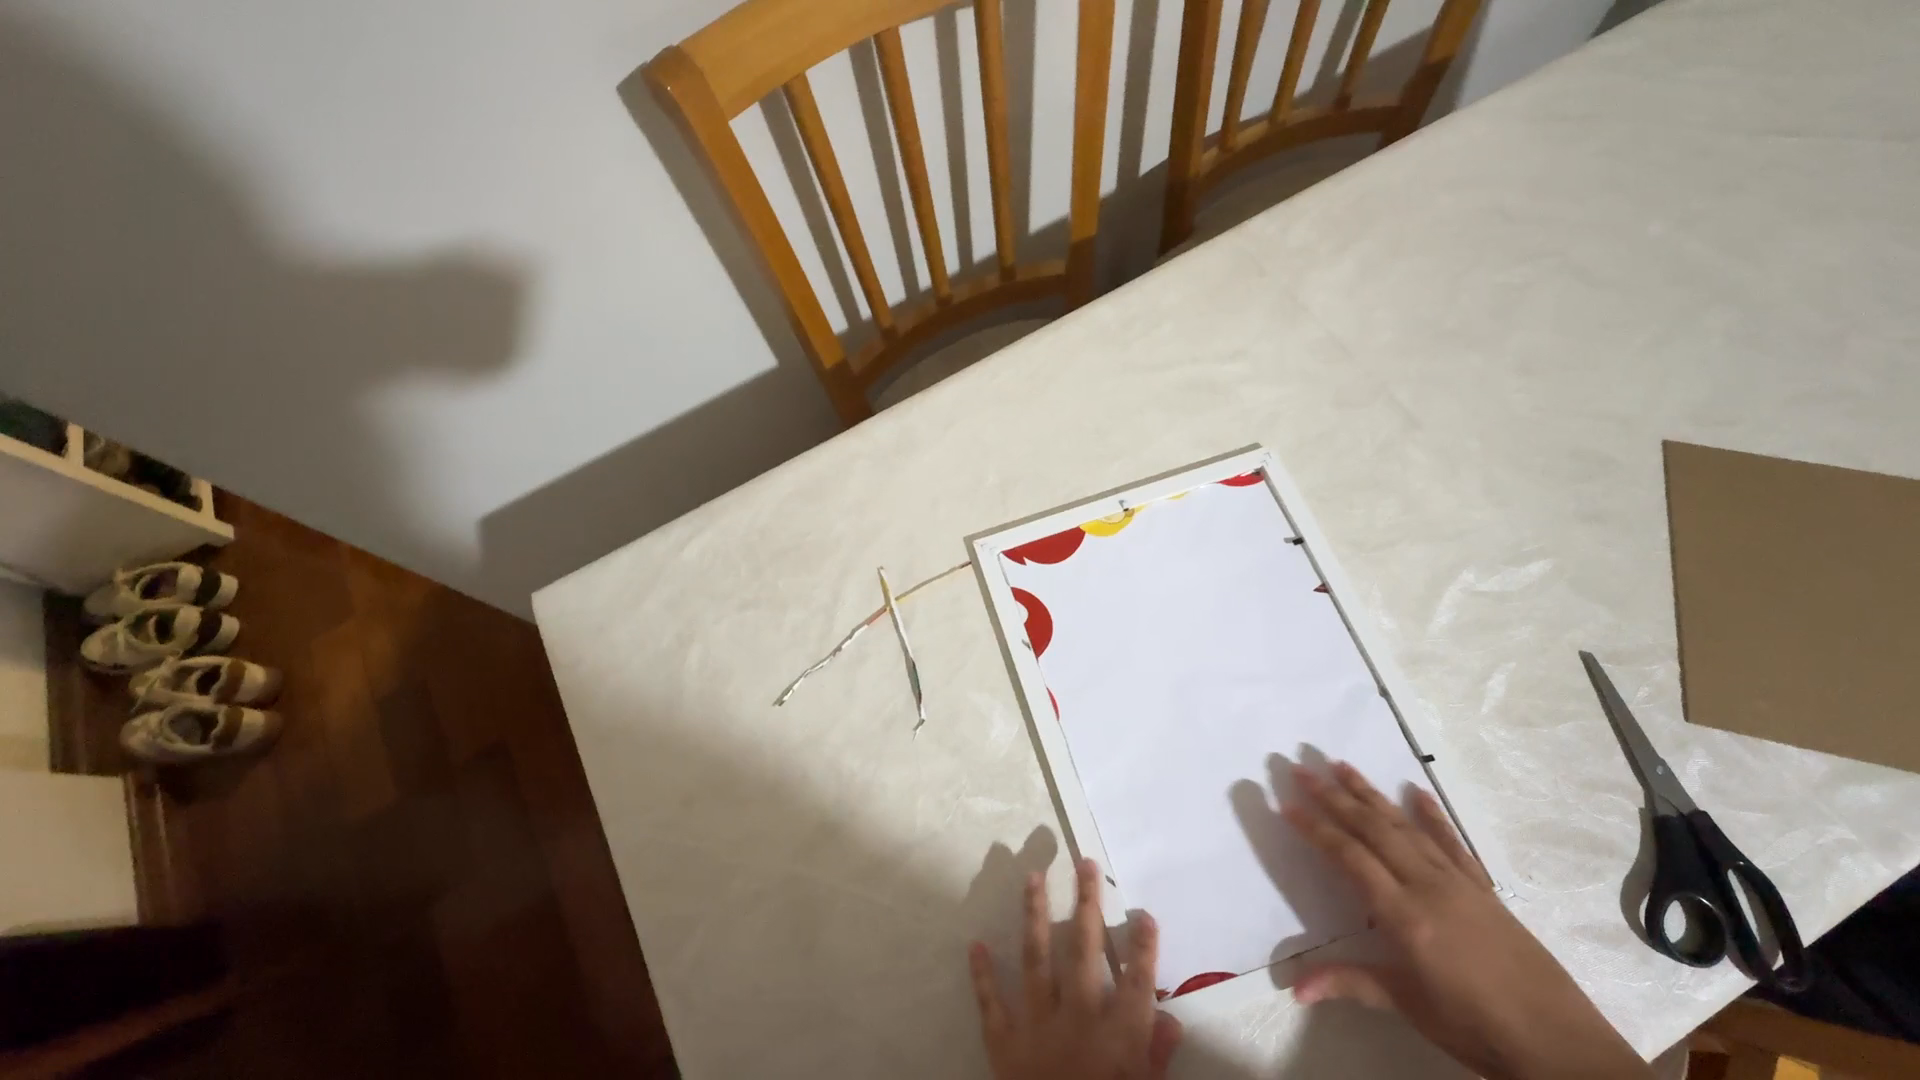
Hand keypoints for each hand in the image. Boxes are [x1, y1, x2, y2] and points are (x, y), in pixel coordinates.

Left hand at [968, 857, 1182, 1079]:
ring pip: (1036, 959)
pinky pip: (991, 1003)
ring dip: (1034, 915)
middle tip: (1085, 864)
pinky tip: (975, 943)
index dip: (1144, 946)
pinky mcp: (1004, 1042)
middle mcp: (1079, 1018)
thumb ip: (1155, 1060)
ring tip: (1032, 878)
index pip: (1139, 981)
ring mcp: (1037, 1025)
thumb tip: (1170, 1020)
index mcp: (1118, 1036)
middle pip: (1085, 950)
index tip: (1145, 913)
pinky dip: (981, 975)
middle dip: (1086, 904)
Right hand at [1285, 763, 1651, 1079]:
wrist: (1557, 1043)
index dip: (1316, 829)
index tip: (1286, 804)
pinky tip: (1416, 792)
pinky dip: (1432, 814)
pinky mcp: (1484, 889)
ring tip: (1343, 765)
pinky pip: (1452, 843)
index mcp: (1404, 915)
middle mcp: (1428, 886)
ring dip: (1372, 794)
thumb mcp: (1408, 1005)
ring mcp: (1458, 883)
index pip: (1350, 858)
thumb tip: (1293, 988)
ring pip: (1407, 827)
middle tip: (1302, 768)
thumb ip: (1350, 983)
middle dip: (1334, 797)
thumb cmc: (1474, 1026)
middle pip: (1374, 830)